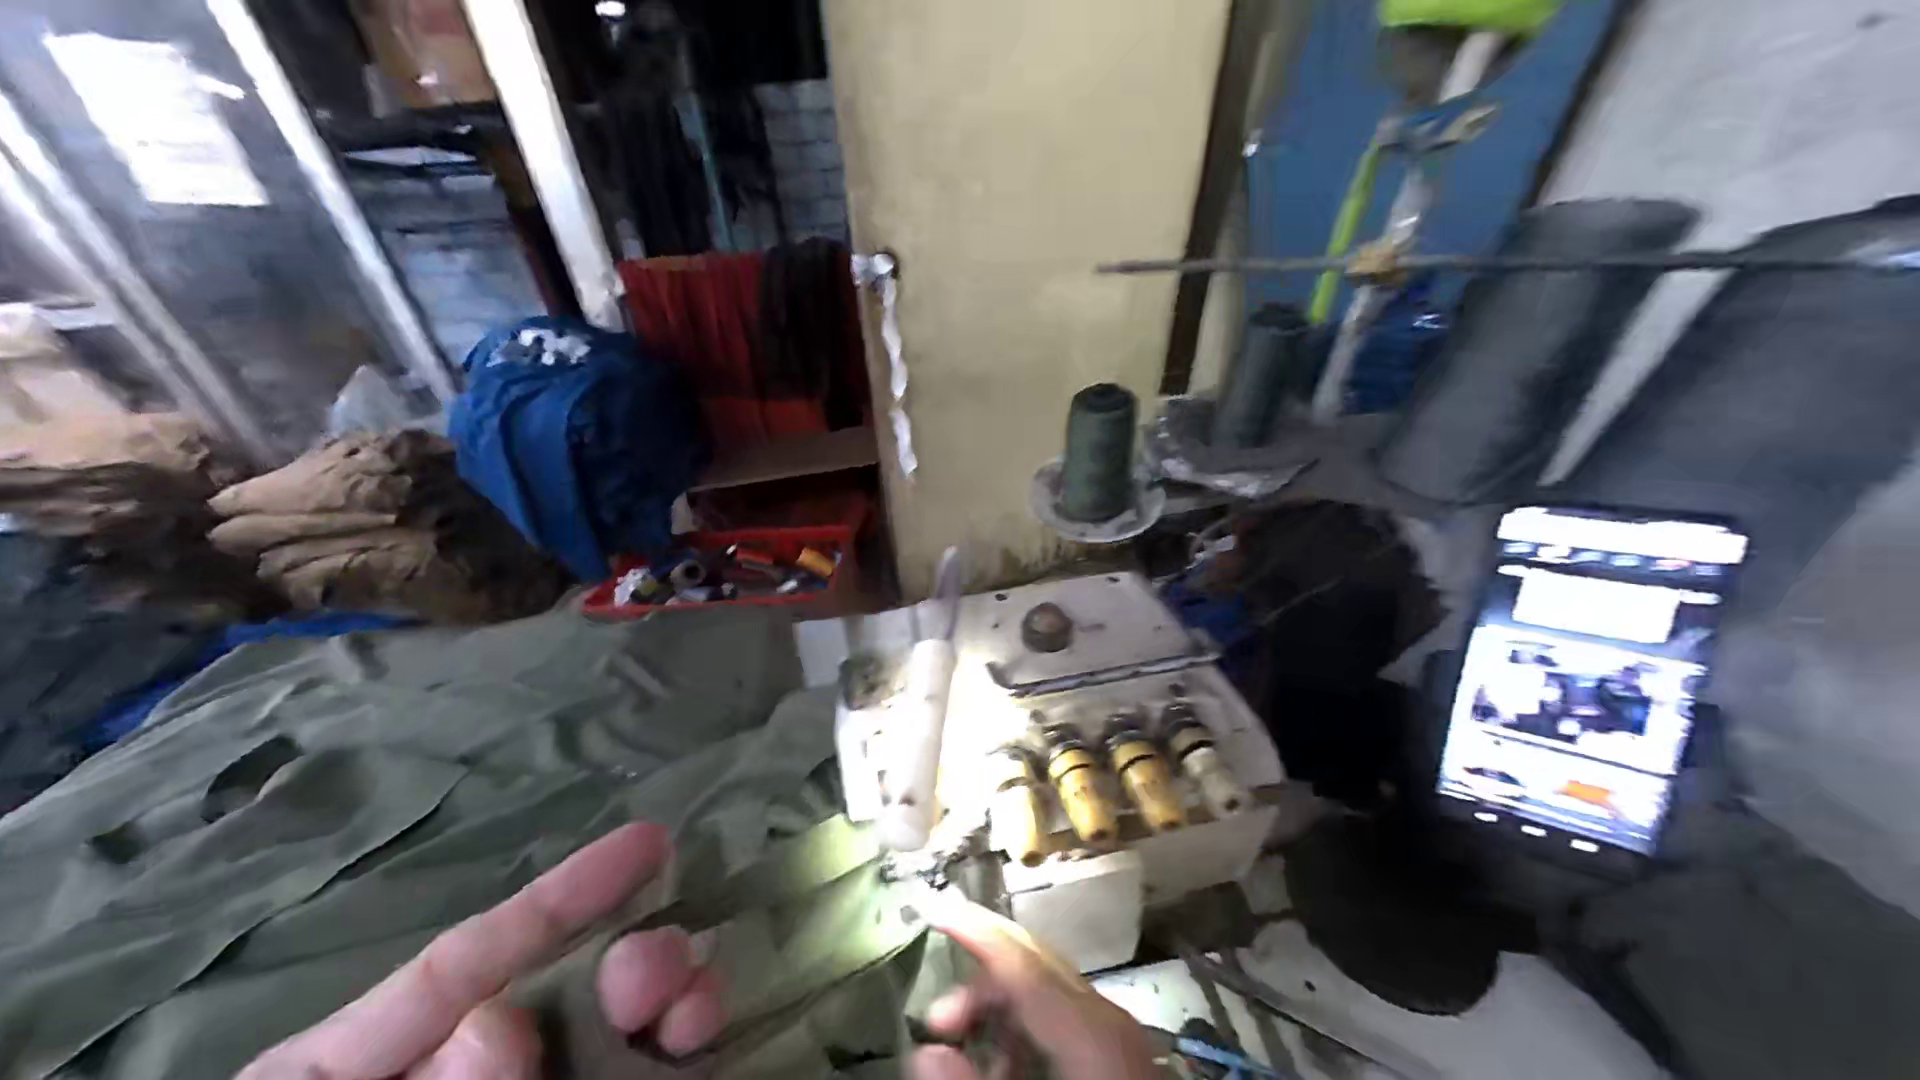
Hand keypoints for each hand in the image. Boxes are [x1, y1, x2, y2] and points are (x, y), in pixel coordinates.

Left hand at [239, 823, 724, 1078]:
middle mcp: (455, 1075)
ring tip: (697, 1006)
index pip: (464, 965)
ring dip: (662, 1011)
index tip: (651, 842)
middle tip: (665, 969)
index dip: (565, 895)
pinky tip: (698, 1043)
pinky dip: (669, 1060)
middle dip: (622, 965)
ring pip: (605, 1041)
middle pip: (551, 1000)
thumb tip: (496, 1022)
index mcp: (354, 1071)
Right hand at [911, 890, 1160, 1079]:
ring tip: (973, 1062)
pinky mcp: (1121, 1054)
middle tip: (939, 1022)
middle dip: (979, 986)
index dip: (975, 930)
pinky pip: (1062, 1023)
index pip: (1021, 960)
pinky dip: (1027, 1038)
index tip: (935, 906)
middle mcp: (1106, 1018)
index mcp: (1090, 1031)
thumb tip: (927, 1052)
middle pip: (1031, 970)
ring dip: (1001, 1017)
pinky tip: (1008, 1071)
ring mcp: (1117, 1035)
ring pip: (1044, 995)